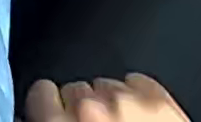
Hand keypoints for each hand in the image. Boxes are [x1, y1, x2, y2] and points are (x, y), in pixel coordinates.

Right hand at [24, 76, 189, 121]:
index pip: (41, 92)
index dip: (50, 111)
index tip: (58, 121)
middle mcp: (89, 109)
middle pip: (75, 89)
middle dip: (83, 112)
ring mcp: (126, 100)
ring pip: (106, 85)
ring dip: (111, 106)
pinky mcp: (159, 98)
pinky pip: (136, 82)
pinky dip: (138, 100)